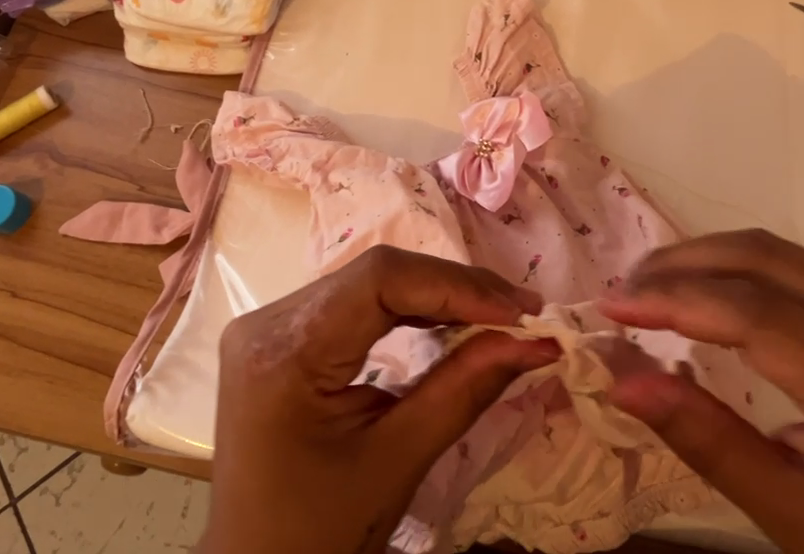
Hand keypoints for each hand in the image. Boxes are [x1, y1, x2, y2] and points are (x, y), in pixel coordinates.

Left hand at [200, 245, 561, 553]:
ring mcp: (270, 325)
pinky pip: (355, 306)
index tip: (520, 312)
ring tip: (499, 316)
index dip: (456, 285)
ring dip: (437, 297)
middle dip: (455, 289)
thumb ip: (464, 390)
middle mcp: (268, 320)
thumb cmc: (320, 532)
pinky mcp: (283, 337)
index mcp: (284, 350)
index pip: (380, 281)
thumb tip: (535, 342)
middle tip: (522, 313)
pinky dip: (408, 311)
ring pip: (369, 284)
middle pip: (376, 276)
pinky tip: (449, 323)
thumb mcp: (396, 462)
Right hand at [599, 230, 803, 553]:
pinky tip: (701, 291)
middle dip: (684, 264)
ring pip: (780, 254)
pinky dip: (735, 268)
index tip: (612, 307)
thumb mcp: (792, 516)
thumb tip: (622, 382)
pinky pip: (795, 270)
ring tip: (649, 286)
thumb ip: (708, 442)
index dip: (677, 300)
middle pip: (768, 260)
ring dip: (707, 257)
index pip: (757, 314)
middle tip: (623, 292)